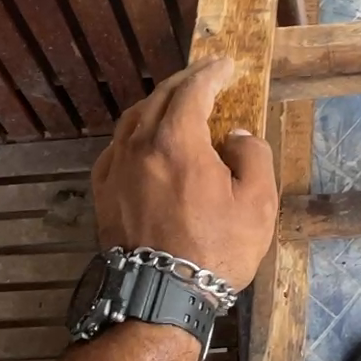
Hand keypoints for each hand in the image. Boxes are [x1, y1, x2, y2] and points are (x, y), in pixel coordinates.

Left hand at [91, 57, 278, 289]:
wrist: (160, 296)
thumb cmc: (216, 250)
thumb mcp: (257, 203)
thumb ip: (252, 156)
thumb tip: (235, 135)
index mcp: (177, 141)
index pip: (193, 91)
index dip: (212, 73)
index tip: (226, 65)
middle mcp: (139, 145)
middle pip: (160, 97)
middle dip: (186, 81)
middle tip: (206, 75)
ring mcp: (115, 167)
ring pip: (134, 118)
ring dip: (158, 103)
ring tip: (177, 102)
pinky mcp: (103, 190)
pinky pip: (118, 145)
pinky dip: (136, 131)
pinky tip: (145, 139)